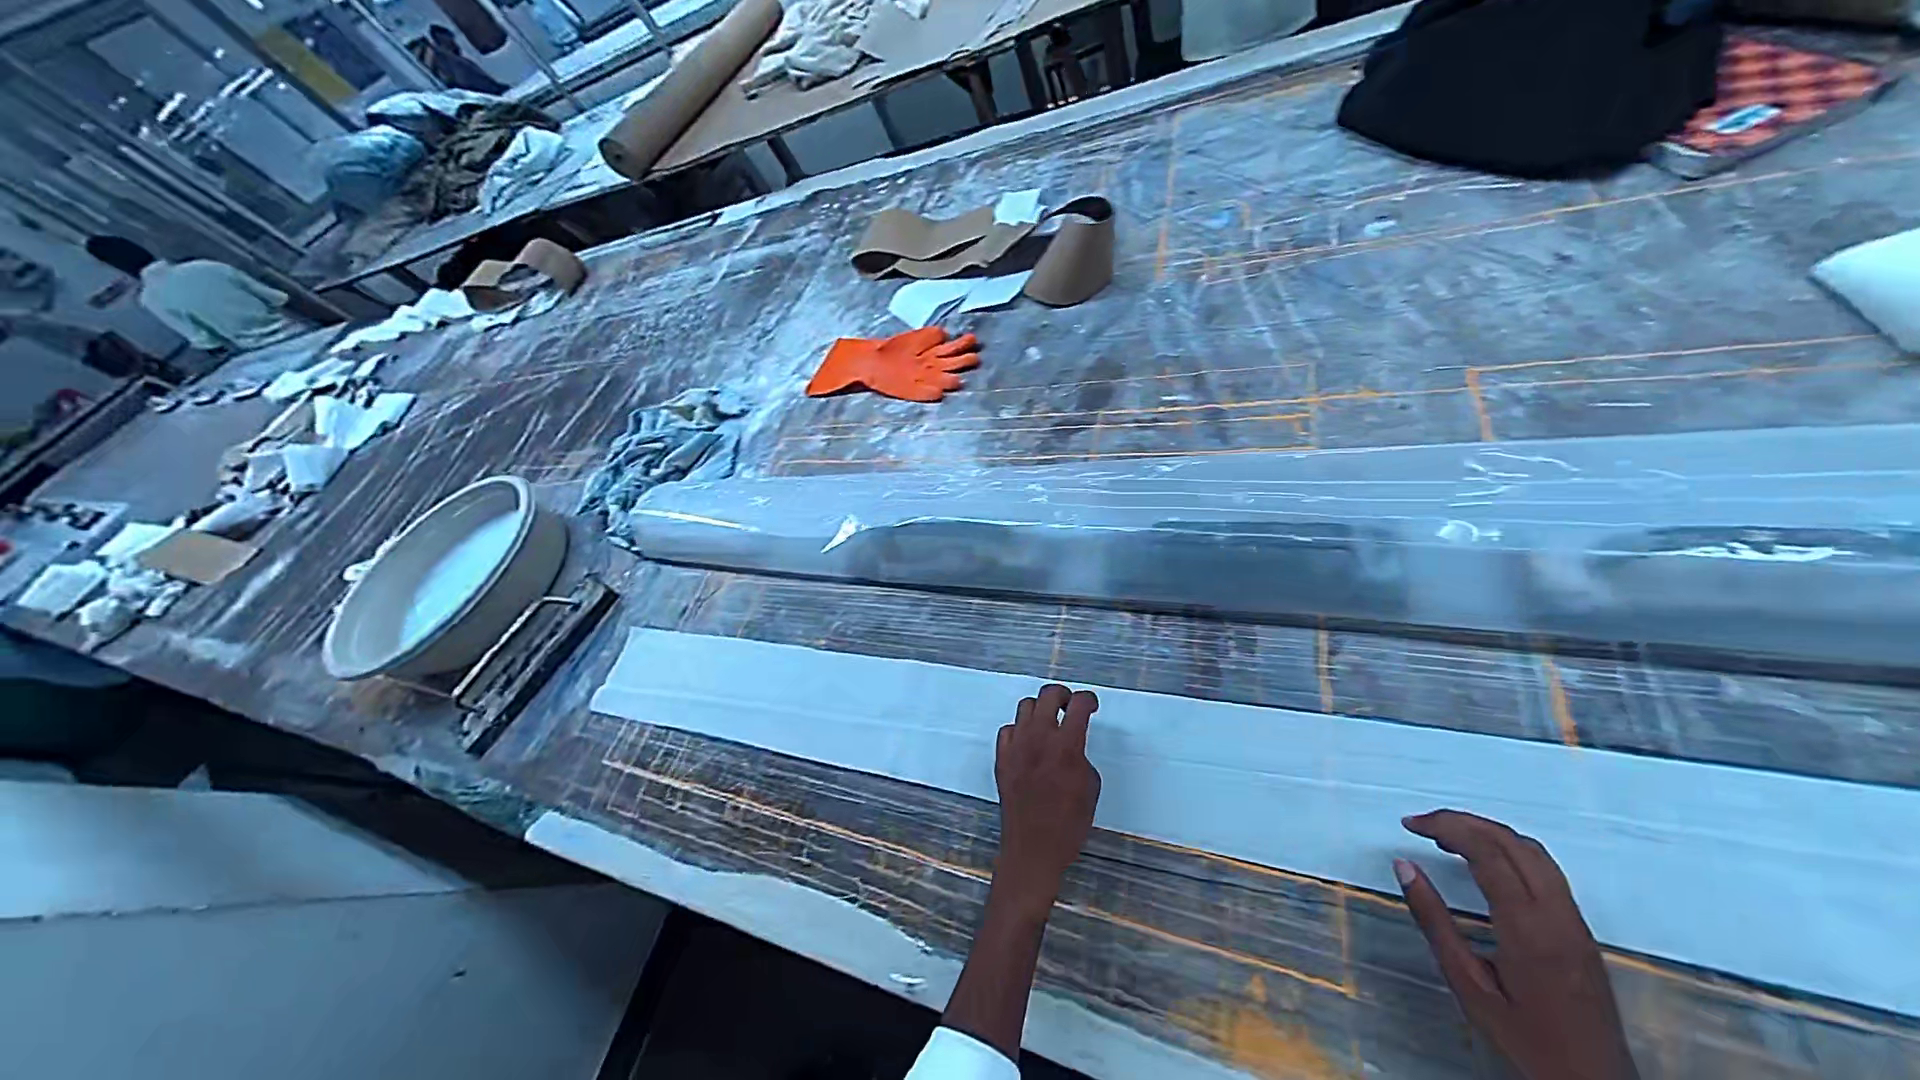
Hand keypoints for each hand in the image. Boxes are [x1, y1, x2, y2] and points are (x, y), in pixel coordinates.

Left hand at [993, 683, 1100, 912]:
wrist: (1033, 848)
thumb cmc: (1069, 824)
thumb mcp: (1090, 787)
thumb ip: (1081, 756)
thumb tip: (1073, 745)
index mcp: (1066, 746)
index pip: (1079, 704)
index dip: (1089, 700)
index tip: (1091, 705)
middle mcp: (1039, 738)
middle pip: (1049, 694)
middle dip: (1063, 695)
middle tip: (1070, 707)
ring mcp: (1016, 745)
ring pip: (1026, 706)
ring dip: (1041, 710)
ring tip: (1049, 724)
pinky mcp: (1001, 757)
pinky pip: (1009, 729)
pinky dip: (1020, 730)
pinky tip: (1028, 742)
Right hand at [1395, 810, 1637, 1079]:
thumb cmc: (1526, 1039)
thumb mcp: (1468, 984)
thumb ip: (1435, 922)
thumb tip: (1404, 867)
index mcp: (1528, 928)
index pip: (1487, 852)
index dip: (1445, 827)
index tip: (1410, 825)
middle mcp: (1558, 915)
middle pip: (1511, 842)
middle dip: (1463, 821)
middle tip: (1422, 823)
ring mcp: (1576, 922)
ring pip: (1533, 851)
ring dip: (1488, 832)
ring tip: (1448, 835)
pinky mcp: (1582, 930)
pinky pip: (1546, 870)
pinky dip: (1509, 849)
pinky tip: (1485, 861)